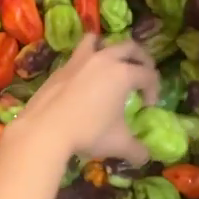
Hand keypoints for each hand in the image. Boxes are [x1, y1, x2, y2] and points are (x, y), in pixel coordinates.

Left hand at [4, 35, 158, 163]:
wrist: (45, 129)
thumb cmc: (88, 132)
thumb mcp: (118, 144)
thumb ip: (137, 150)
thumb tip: (145, 157)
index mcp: (123, 74)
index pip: (148, 74)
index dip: (153, 89)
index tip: (147, 106)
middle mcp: (104, 59)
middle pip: (129, 48)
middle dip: (141, 59)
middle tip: (142, 75)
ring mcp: (80, 60)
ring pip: (99, 41)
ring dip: (109, 48)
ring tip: (111, 64)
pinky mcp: (62, 67)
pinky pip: (79, 54)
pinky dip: (86, 60)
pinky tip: (84, 79)